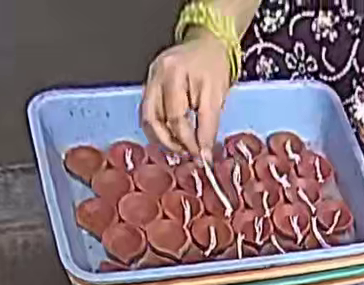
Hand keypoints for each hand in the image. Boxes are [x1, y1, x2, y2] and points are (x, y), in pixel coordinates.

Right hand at [142, 35, 231, 159]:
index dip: (188, 143)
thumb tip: (204, 156)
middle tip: (188, 154)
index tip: (201, 156)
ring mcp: (150, 81)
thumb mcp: (216, 98)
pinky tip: (174, 138)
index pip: (175, 119)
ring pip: (147, 120)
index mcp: (173, 74)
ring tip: (181, 148)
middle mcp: (156, 77)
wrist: (206, 48)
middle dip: (171, 144)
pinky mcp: (150, 88)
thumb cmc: (212, 67)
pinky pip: (149, 115)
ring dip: (163, 140)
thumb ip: (208, 129)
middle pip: (153, 121)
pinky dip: (160, 131)